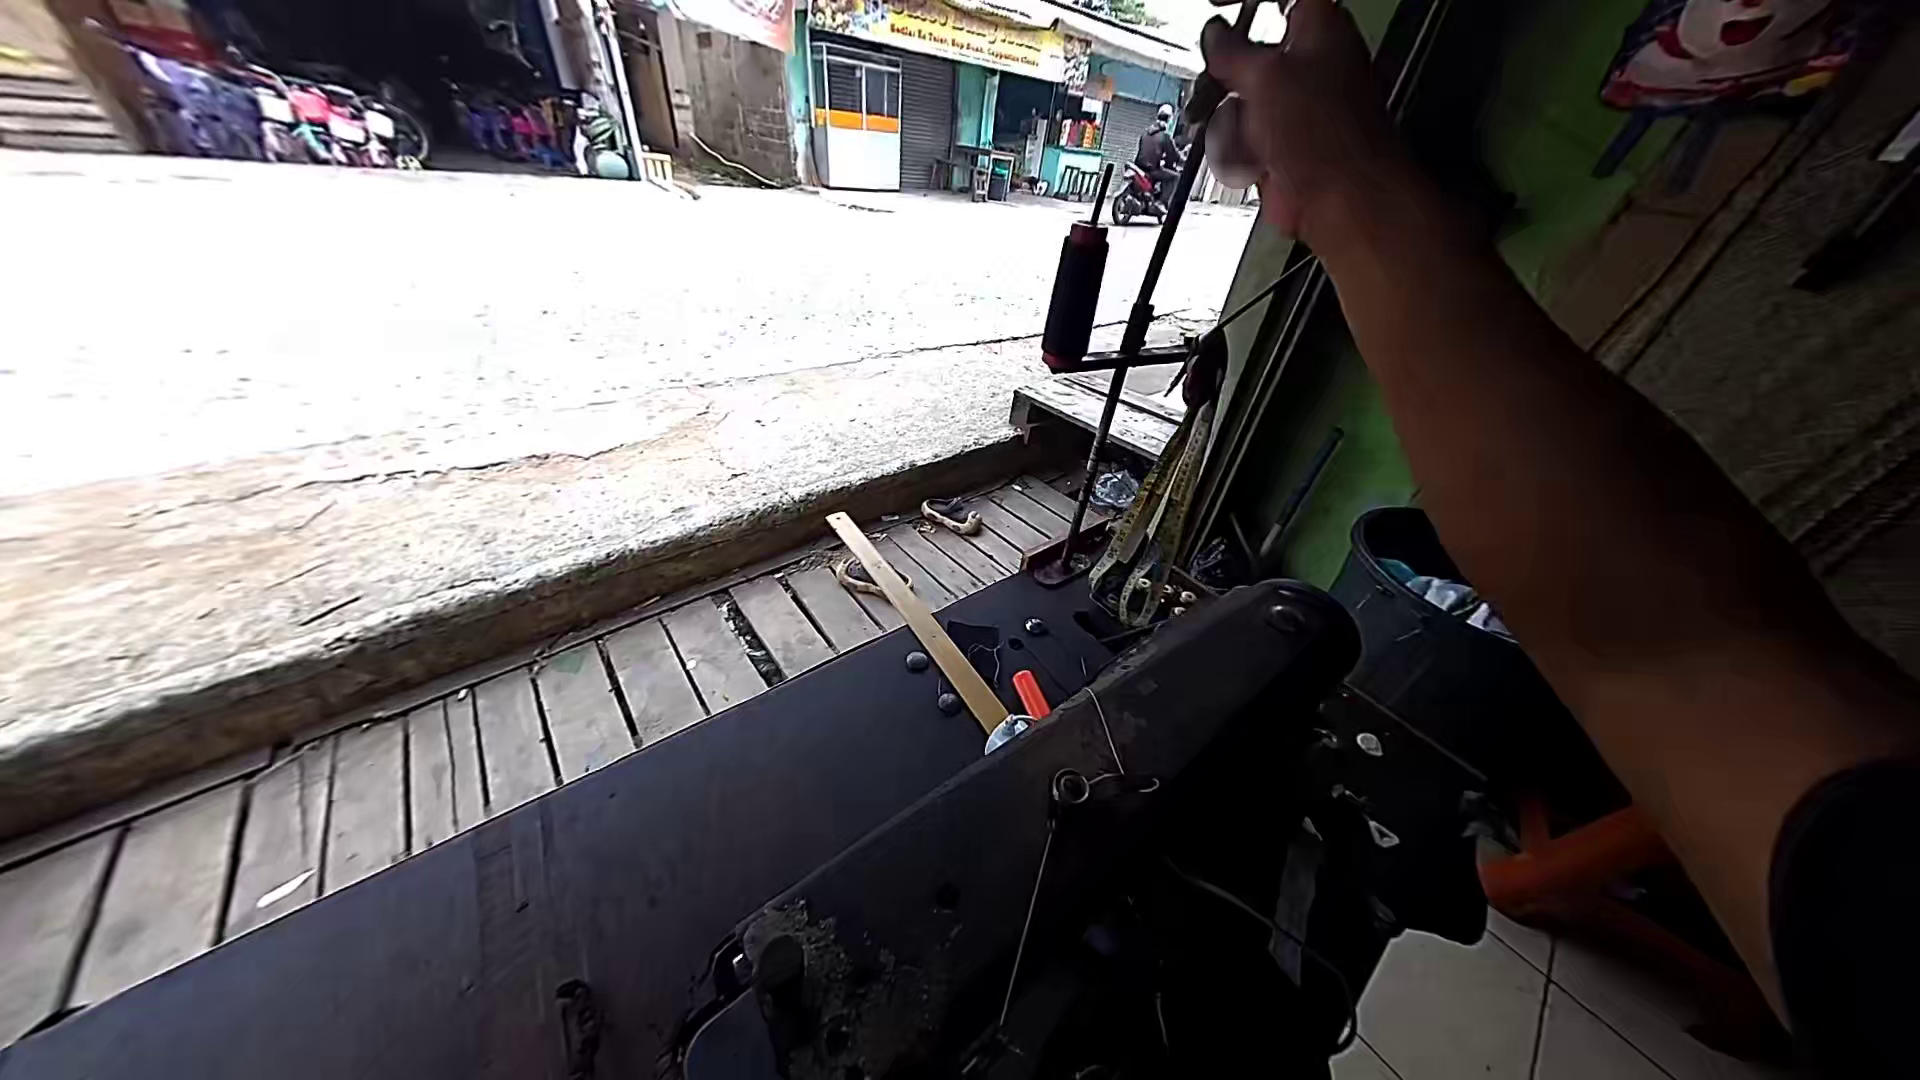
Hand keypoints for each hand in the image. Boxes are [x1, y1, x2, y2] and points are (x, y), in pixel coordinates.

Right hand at [1195, 0, 1406, 243]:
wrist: (1333, 194)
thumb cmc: (1324, 133)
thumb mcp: (1266, 78)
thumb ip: (1233, 51)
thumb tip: (1214, 35)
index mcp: (1316, 28)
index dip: (1242, 4)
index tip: (1217, 9)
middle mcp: (1305, 66)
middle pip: (1247, 57)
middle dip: (1225, 79)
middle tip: (1213, 88)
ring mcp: (1289, 109)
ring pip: (1237, 103)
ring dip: (1228, 124)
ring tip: (1236, 138)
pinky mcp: (1276, 146)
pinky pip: (1240, 140)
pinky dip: (1235, 151)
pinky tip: (1247, 160)